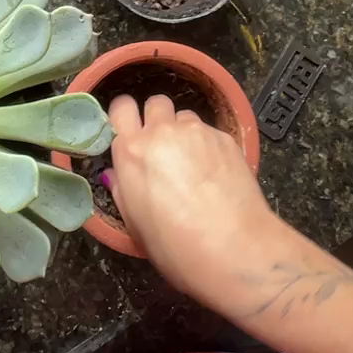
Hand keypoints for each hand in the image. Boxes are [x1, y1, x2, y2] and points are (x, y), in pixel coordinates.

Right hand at [105, 93, 291, 304]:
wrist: (234, 249)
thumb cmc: (176, 246)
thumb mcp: (134, 224)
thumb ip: (123, 189)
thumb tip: (118, 174)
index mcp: (132, 151)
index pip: (121, 106)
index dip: (126, 116)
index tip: (131, 131)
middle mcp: (161, 133)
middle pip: (155, 103)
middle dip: (158, 119)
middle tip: (163, 147)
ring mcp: (195, 132)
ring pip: (184, 116)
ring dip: (184, 133)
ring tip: (193, 163)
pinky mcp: (224, 137)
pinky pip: (209, 131)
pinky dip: (208, 145)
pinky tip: (215, 174)